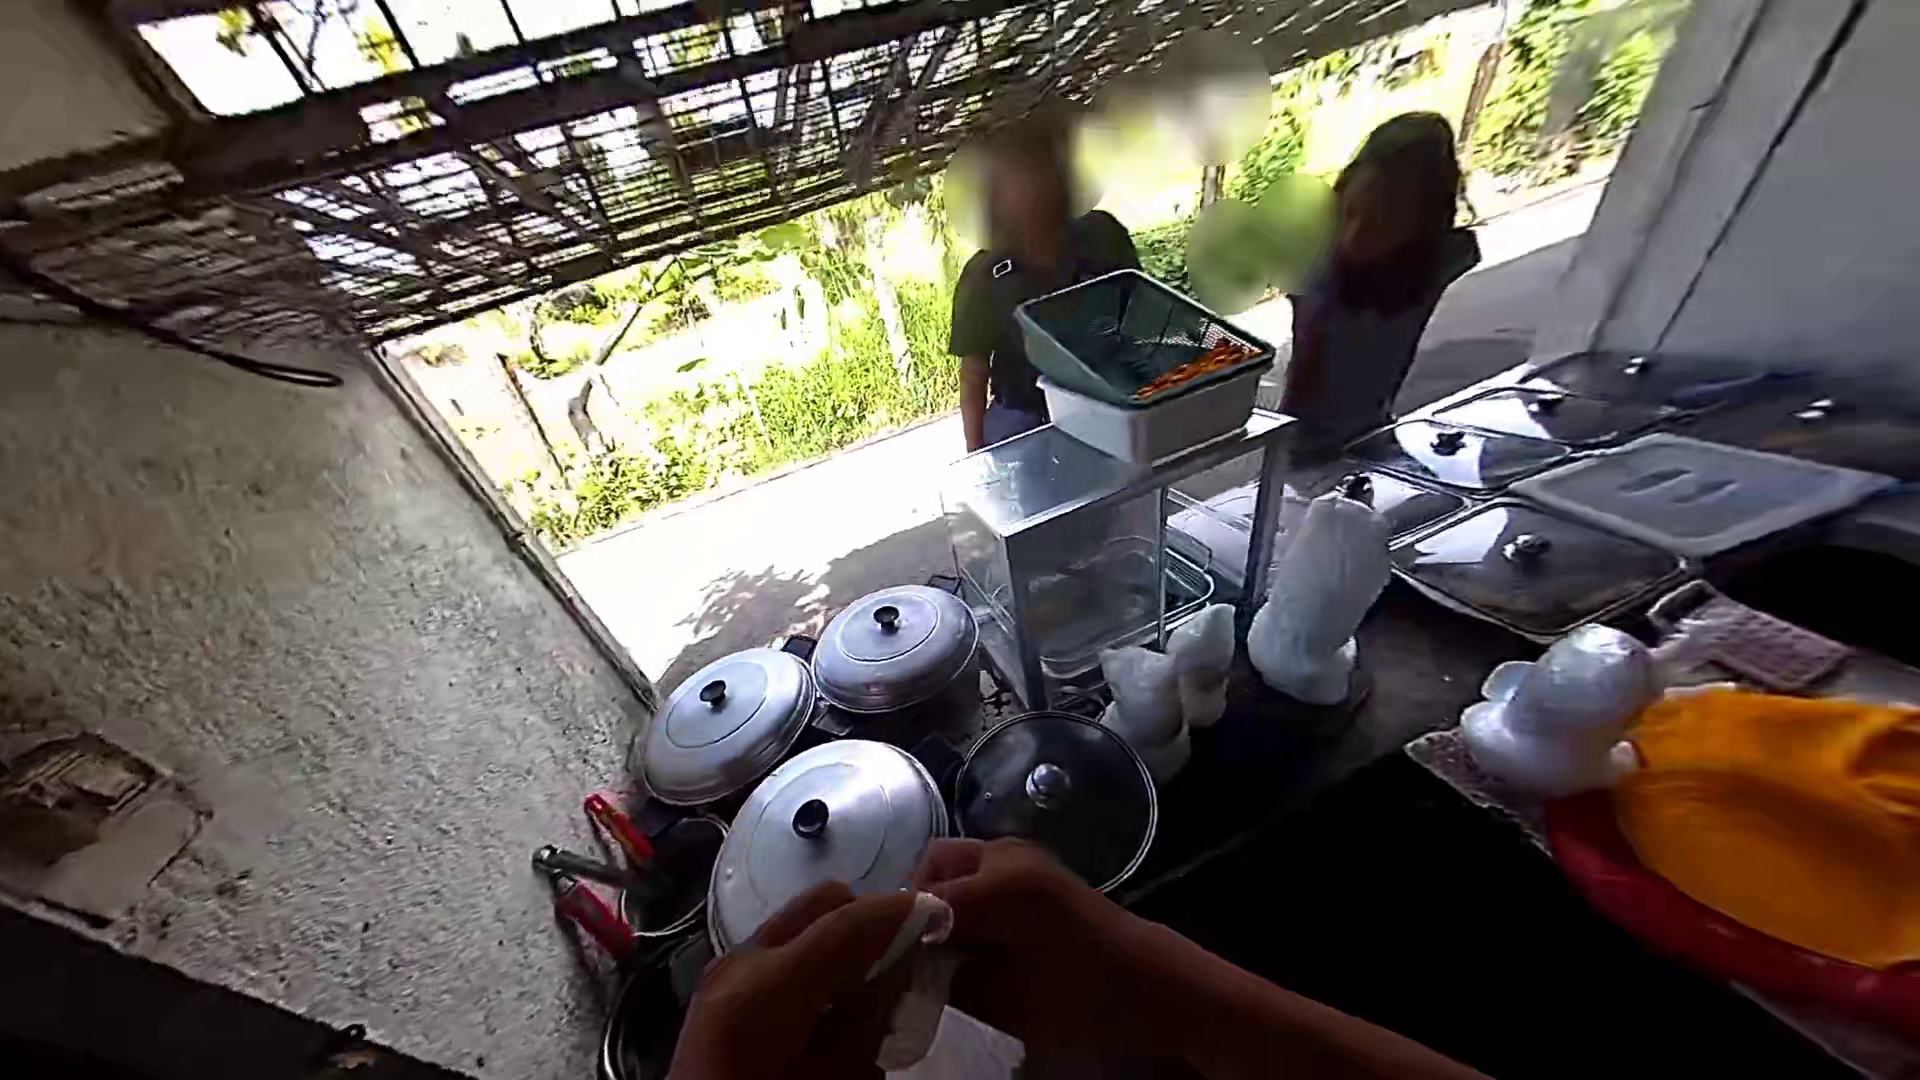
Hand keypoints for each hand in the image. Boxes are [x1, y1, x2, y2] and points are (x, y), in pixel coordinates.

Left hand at [669, 882, 915, 1079]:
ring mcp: (728, 968)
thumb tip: (896, 975)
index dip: (895, 913)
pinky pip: (786, 943)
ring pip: (805, 917)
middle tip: (903, 949)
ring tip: (869, 977)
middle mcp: (740, 965)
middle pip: (823, 902)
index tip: (936, 909)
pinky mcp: (726, 981)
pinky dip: (819, 954)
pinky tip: (832, 997)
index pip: (841, 926)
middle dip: (869, 916)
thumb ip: (865, 1028)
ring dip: (845, 935)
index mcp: (759, 997)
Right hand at [913, 838, 1183, 1057]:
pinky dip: (963, 891)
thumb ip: (954, 979)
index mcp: (1006, 885)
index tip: (890, 960)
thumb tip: (910, 966)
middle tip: (918, 949)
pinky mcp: (1031, 862)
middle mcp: (1009, 854)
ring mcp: (1022, 853)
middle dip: (919, 900)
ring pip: (956, 860)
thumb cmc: (1087, 999)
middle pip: (937, 861)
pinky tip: (975, 932)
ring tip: (946, 944)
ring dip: (941, 894)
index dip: (904, 928)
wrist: (1149, 980)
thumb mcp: (1013, 1003)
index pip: (928, 897)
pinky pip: (978, 866)